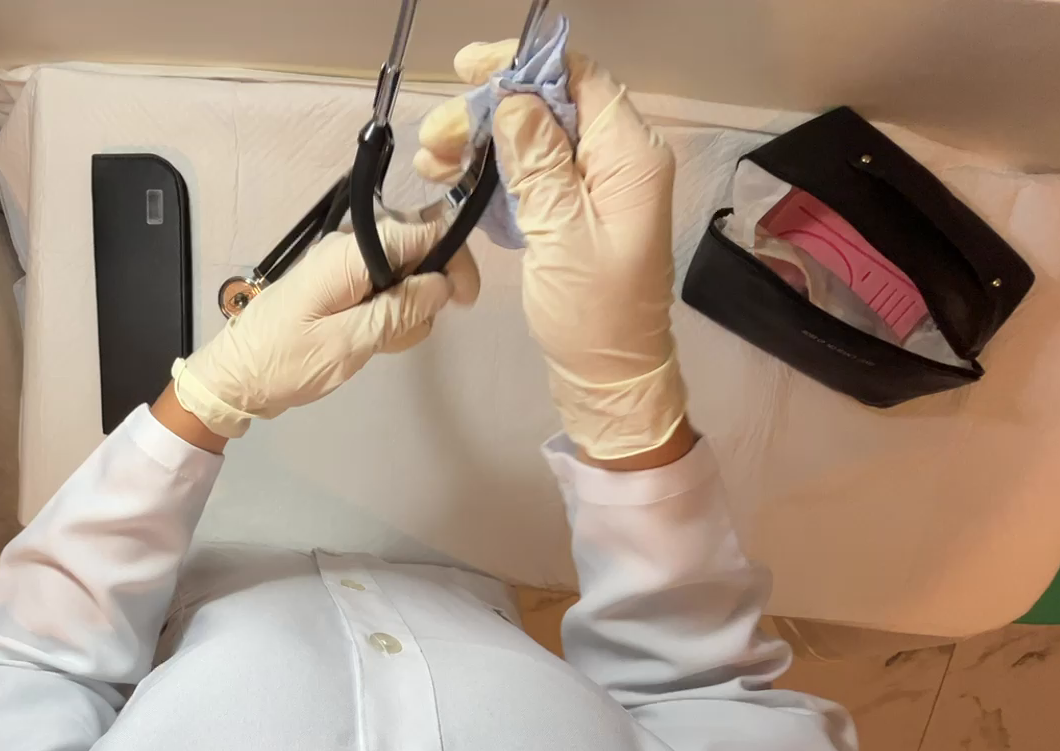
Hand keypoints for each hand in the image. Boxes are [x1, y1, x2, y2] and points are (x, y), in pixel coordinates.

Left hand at [170, 217, 479, 439]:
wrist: (236, 379)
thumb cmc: (285, 362)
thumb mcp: (347, 343)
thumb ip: (398, 310)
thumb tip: (442, 284)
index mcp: (351, 252)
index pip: (424, 230)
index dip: (453, 260)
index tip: (464, 300)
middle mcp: (349, 250)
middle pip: (417, 252)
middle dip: (425, 293)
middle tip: (404, 333)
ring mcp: (344, 270)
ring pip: (402, 278)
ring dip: (404, 314)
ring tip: (377, 345)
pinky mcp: (339, 290)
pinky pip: (380, 294)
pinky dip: (386, 319)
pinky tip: (370, 344)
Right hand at [415, 40, 687, 462]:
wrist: (606, 376)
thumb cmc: (591, 315)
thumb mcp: (562, 237)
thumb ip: (541, 166)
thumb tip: (517, 102)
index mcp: (628, 158)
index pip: (578, 80)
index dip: (523, 65)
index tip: (467, 68)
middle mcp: (613, 164)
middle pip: (548, 110)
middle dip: (489, 113)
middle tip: (435, 139)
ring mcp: (591, 193)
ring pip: (533, 145)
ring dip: (482, 146)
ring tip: (432, 160)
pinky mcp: (569, 219)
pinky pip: (530, 181)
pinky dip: (492, 178)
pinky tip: (454, 182)